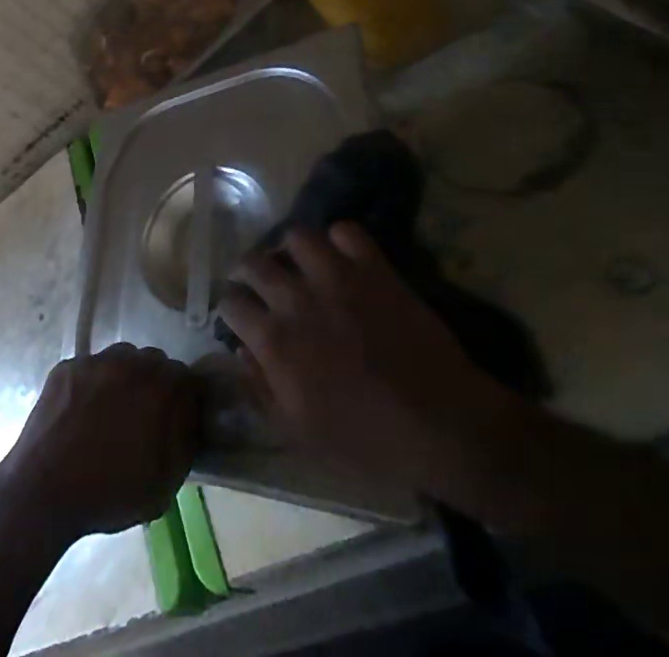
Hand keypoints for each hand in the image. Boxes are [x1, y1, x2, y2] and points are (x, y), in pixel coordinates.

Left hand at [0, 343, 202, 541]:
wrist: (41, 494)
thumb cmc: (109, 494)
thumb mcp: (165, 483)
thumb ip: (185, 440)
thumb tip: (187, 415)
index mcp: (160, 388)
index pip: (185, 378)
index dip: (182, 399)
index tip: (174, 419)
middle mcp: (130, 364)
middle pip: (154, 362)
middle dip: (154, 384)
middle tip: (142, 416)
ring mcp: (94, 362)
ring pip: (122, 359)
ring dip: (124, 378)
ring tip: (110, 410)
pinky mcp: (65, 368)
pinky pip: (90, 367)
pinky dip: (92, 382)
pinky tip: (82, 411)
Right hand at [219, 223, 505, 493]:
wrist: (437, 422)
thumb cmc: (364, 437)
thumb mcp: (298, 429)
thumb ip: (261, 386)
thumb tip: (241, 350)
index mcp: (274, 340)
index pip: (230, 302)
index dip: (230, 307)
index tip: (240, 315)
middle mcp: (297, 299)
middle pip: (253, 262)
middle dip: (248, 271)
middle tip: (261, 284)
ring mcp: (338, 277)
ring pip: (296, 236)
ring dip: (291, 249)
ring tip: (300, 265)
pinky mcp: (375, 269)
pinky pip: (346, 231)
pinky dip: (339, 239)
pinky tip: (341, 258)